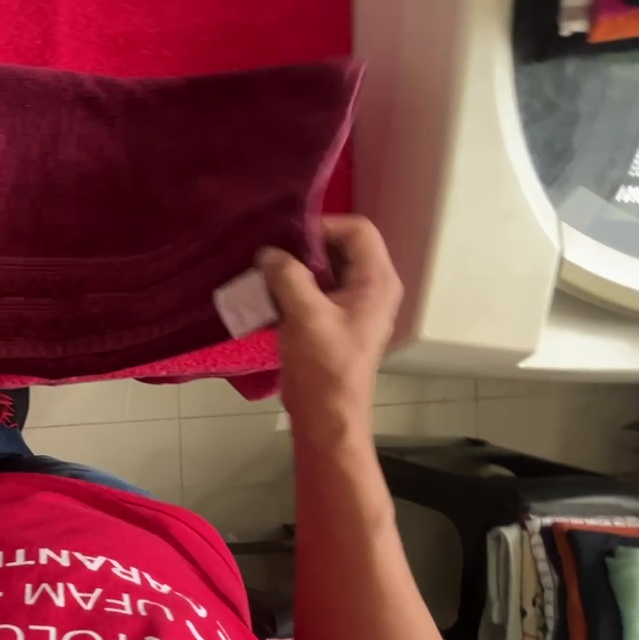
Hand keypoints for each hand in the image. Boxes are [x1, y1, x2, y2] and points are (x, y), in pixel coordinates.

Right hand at [257, 214, 402, 436]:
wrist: (326, 412)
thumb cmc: (324, 365)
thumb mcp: (305, 316)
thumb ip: (287, 278)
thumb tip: (267, 253)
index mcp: (376, 281)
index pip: (357, 231)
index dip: (322, 226)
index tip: (283, 237)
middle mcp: (369, 287)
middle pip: (339, 248)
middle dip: (302, 248)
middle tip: (268, 255)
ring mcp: (351, 305)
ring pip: (324, 270)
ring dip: (292, 270)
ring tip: (262, 275)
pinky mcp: (331, 321)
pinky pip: (313, 292)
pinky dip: (290, 290)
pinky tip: (265, 297)